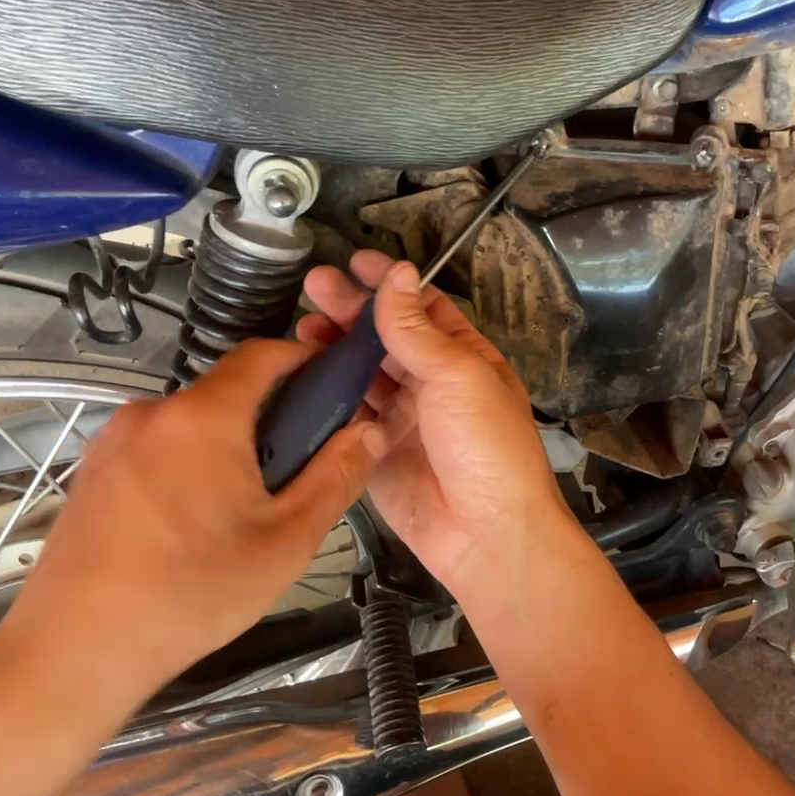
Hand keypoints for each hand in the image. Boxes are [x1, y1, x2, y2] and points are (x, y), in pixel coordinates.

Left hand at [0, 339, 383, 711]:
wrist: (72, 653)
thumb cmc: (191, 593)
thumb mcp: (287, 540)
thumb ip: (336, 476)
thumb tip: (369, 430)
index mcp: (202, 417)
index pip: (262, 354)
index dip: (305, 359)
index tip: (335, 386)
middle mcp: (152, 413)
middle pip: (228, 393)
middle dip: (272, 418)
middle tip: (300, 470)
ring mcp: (113, 442)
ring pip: (193, 425)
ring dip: (231, 447)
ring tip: (248, 510)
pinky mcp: (92, 473)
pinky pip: (159, 450)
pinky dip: (191, 467)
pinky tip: (196, 525)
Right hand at [299, 251, 581, 591]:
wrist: (485, 532)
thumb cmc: (489, 448)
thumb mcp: (458, 376)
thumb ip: (418, 329)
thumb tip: (399, 275)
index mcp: (465, 360)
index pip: (423, 309)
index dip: (391, 285)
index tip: (356, 264)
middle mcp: (434, 385)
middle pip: (386, 338)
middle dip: (352, 311)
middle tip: (315, 286)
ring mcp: (404, 419)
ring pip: (364, 374)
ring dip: (336, 350)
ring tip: (305, 325)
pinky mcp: (377, 451)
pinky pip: (349, 417)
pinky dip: (329, 397)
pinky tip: (306, 374)